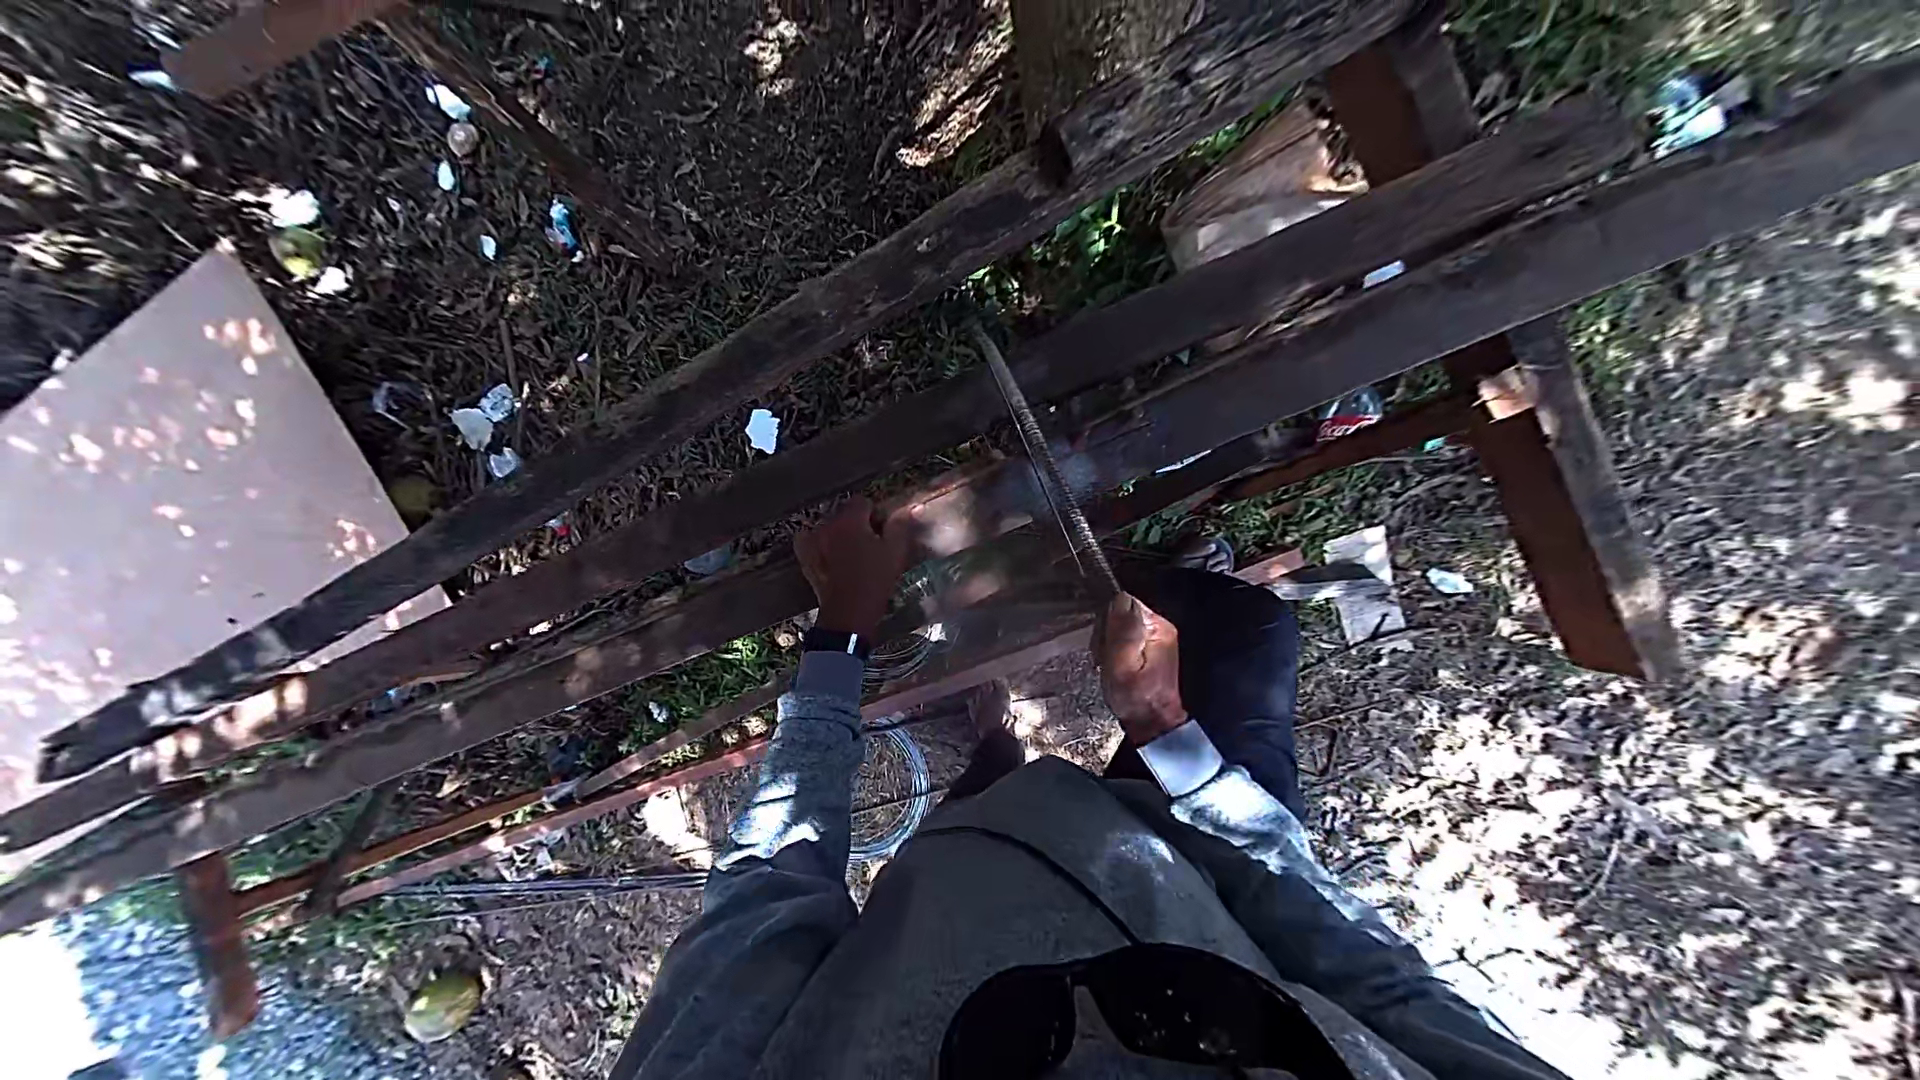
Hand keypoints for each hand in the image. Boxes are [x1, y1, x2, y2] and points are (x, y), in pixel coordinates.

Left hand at [794, 495, 910, 638]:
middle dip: (857, 524)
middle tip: (871, 546)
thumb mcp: (894, 552)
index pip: (863, 502)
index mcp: (850, 520)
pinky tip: (830, 556)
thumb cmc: (875, 581)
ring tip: (852, 555)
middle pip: (845, 514)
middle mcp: (827, 524)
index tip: (882, 532)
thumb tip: (912, 506)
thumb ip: (900, 525)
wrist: (849, 613)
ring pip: (830, 527)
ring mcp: (812, 540)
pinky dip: (820, 543)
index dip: (875, 515)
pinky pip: (811, 540)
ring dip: (840, 534)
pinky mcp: (804, 556)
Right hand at [1095, 594, 1186, 745]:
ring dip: (1107, 644)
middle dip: (1106, 634)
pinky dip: (1113, 651)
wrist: (1152, 724)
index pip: (1124, 604)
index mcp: (1157, 627)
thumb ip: (1121, 632)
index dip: (1107, 621)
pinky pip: (1122, 639)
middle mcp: (1159, 628)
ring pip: (1118, 627)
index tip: (1104, 644)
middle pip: (1120, 614)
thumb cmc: (1136, 698)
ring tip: (1109, 664)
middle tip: (1106, 658)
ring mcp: (1154, 639)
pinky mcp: (1147, 649)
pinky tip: (1113, 666)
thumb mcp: (1123, 665)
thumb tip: (1119, 599)